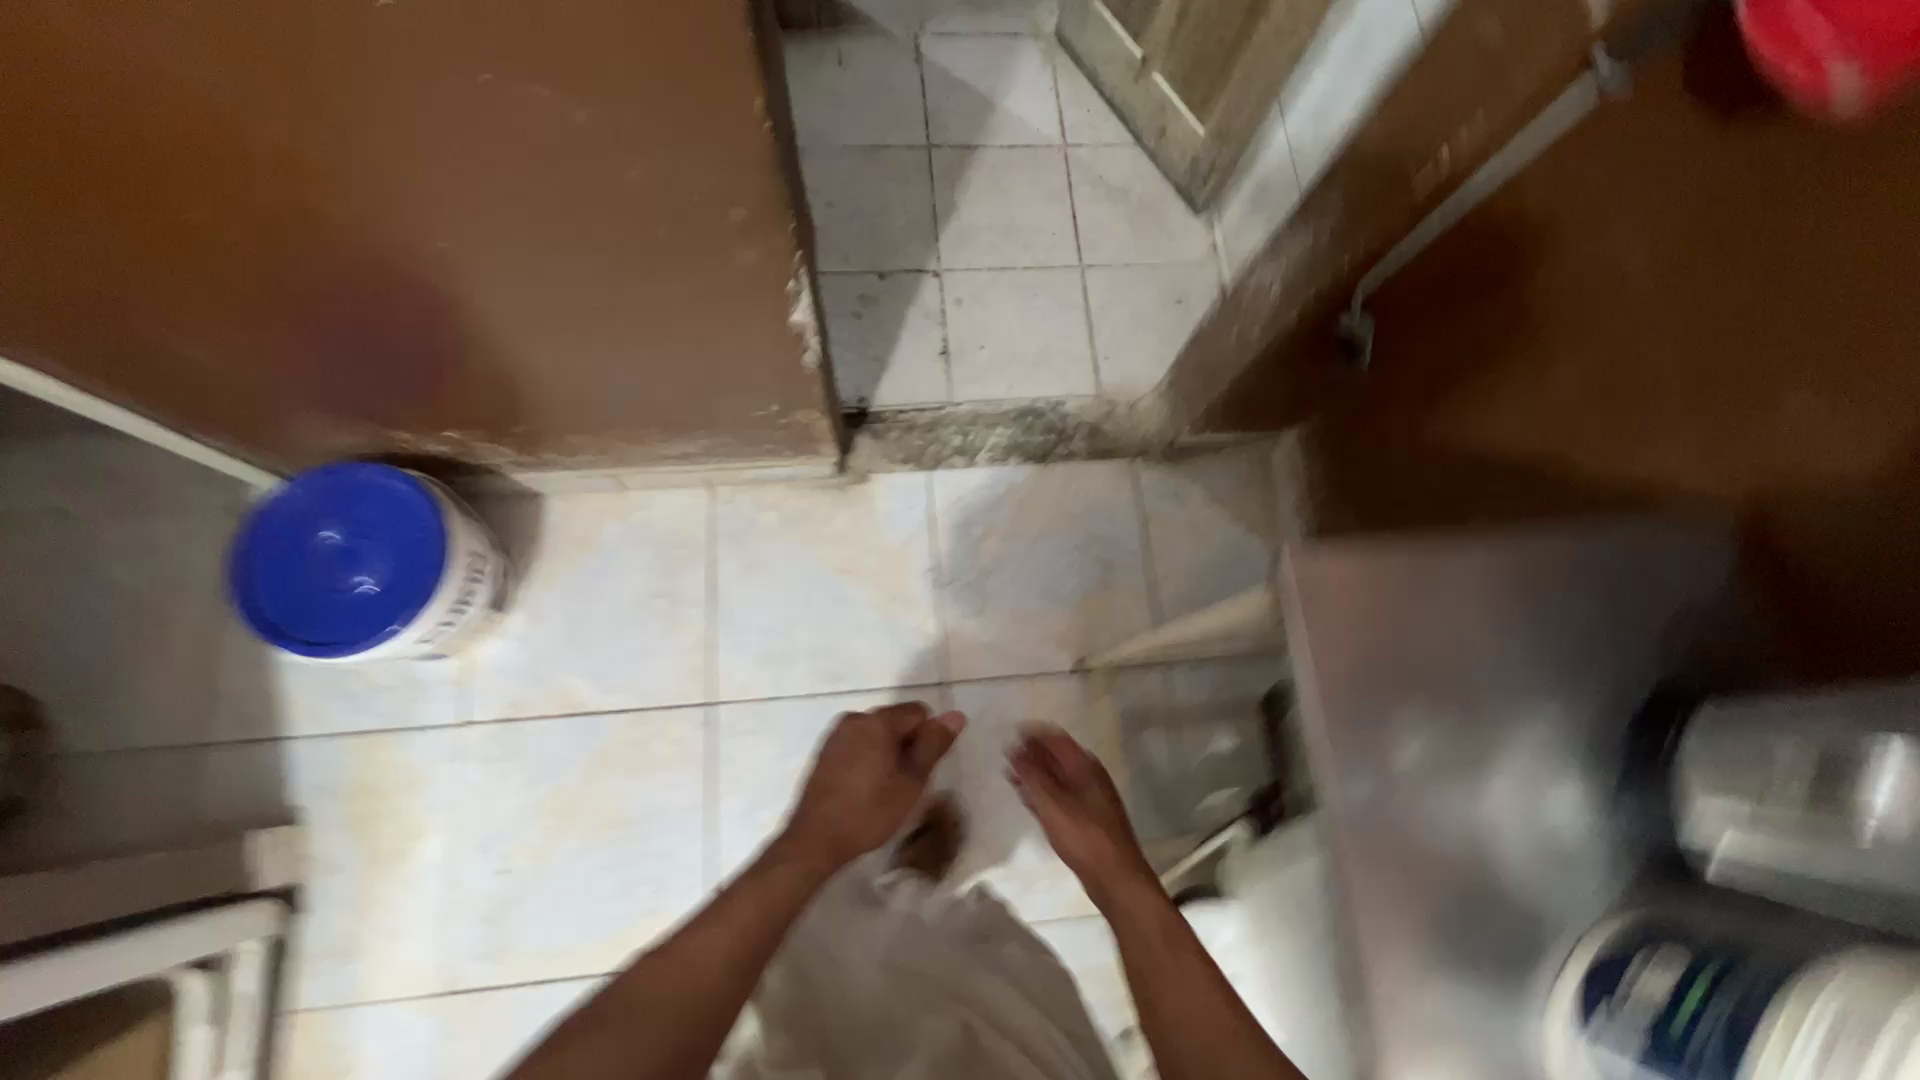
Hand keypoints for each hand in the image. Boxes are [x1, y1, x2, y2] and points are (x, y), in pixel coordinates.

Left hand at [779, 702, 965, 873]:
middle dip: (905, 745)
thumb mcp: (912, 781)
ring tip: (882, 789)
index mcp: (877, 721)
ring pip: (876, 733)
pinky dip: (867, 758)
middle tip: (903, 783)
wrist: (815, 840)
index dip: (926, 740)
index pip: (919, 712)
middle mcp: (854, 718)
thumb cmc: (870, 812)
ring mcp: (836, 735)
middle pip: (895, 721)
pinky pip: (857, 744)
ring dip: (886, 753)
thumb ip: (934, 744)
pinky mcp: (824, 752)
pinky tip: (862, 789)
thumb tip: (956, 715)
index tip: (919, 770)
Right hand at [1008, 723, 1157, 907]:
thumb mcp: (1052, 804)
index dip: (1033, 734)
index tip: (1010, 734)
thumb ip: (1031, 776)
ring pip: (1059, 777)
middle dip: (1033, 754)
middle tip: (1008, 757)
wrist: (1115, 876)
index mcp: (1084, 766)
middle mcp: (1089, 776)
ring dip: (1037, 774)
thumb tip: (1014, 751)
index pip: (1055, 738)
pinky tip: (1029, 799)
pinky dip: (1045, 793)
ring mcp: (1090, 797)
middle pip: (1057, 756)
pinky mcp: (1087, 817)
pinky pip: (1062, 796)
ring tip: (1012, 776)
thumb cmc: (1083, 836)